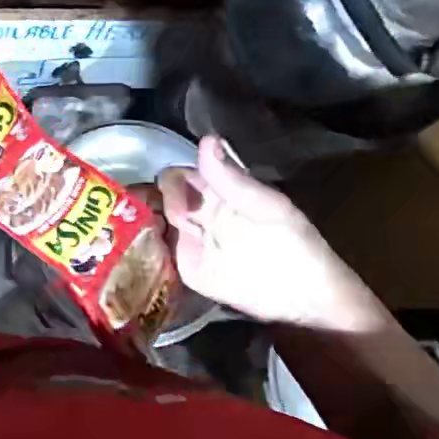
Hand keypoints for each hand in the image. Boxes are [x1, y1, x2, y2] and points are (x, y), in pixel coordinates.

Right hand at [159, 137, 383, 332]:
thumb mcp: (266, 207)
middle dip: (147, 203)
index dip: (169, 181)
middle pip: (159, 199)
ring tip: (133, 230)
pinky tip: (137, 251)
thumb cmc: (294, 244)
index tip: (167, 193)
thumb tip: (206, 140)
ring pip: (154, 223)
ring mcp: (190, 240)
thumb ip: (232, 179)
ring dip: (140, 223)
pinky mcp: (187, 267)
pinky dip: (145, 249)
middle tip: (148, 216)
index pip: (179, 176)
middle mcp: (198, 210)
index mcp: (217, 190)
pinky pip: (159, 254)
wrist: (304, 298)